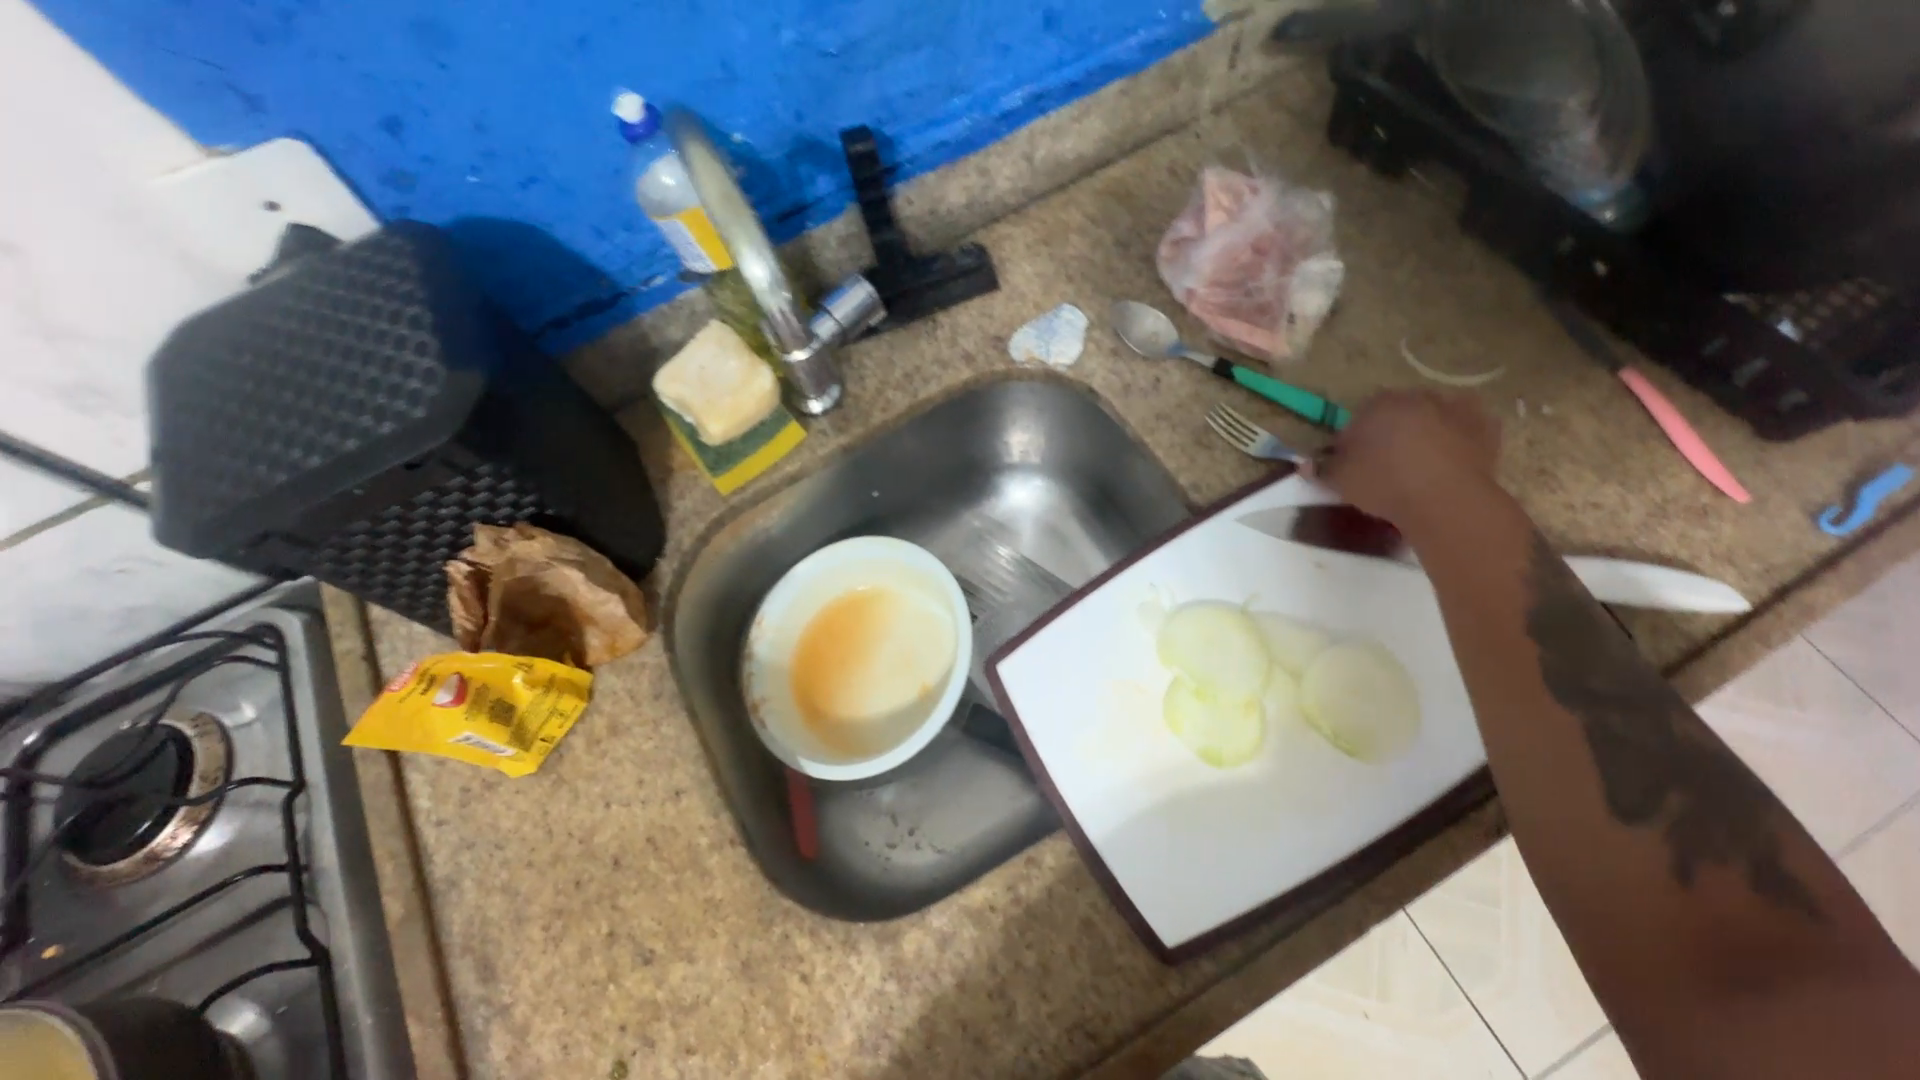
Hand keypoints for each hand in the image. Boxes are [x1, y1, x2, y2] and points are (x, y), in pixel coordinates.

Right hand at [1309, 390, 1501, 529]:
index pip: (1360, 417)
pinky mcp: (1486, 426)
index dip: (1356, 440)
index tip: (1356, 464)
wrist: (1445, 499)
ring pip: (1434, 417)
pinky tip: (1453, 460)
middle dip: (1393, 432)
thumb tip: (1304, 465)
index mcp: (1378, 404)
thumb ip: (1321, 470)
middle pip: (1399, 413)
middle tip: (1388, 465)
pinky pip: (1467, 429)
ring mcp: (1455, 408)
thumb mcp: (1340, 481)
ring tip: (1422, 465)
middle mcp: (1417, 397)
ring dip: (1428, 432)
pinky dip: (1460, 439)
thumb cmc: (1384, 484)